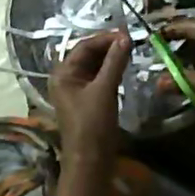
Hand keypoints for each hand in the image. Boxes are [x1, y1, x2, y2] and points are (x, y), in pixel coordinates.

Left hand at [49, 31, 130, 163]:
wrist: (90, 162)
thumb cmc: (93, 125)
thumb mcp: (104, 90)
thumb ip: (114, 62)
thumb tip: (125, 37)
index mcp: (63, 73)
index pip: (84, 46)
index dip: (105, 38)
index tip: (128, 34)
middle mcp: (66, 78)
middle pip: (88, 54)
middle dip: (108, 47)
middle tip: (132, 41)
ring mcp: (76, 90)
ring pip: (94, 66)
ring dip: (111, 58)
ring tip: (131, 52)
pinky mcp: (87, 100)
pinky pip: (98, 78)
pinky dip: (110, 71)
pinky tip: (124, 68)